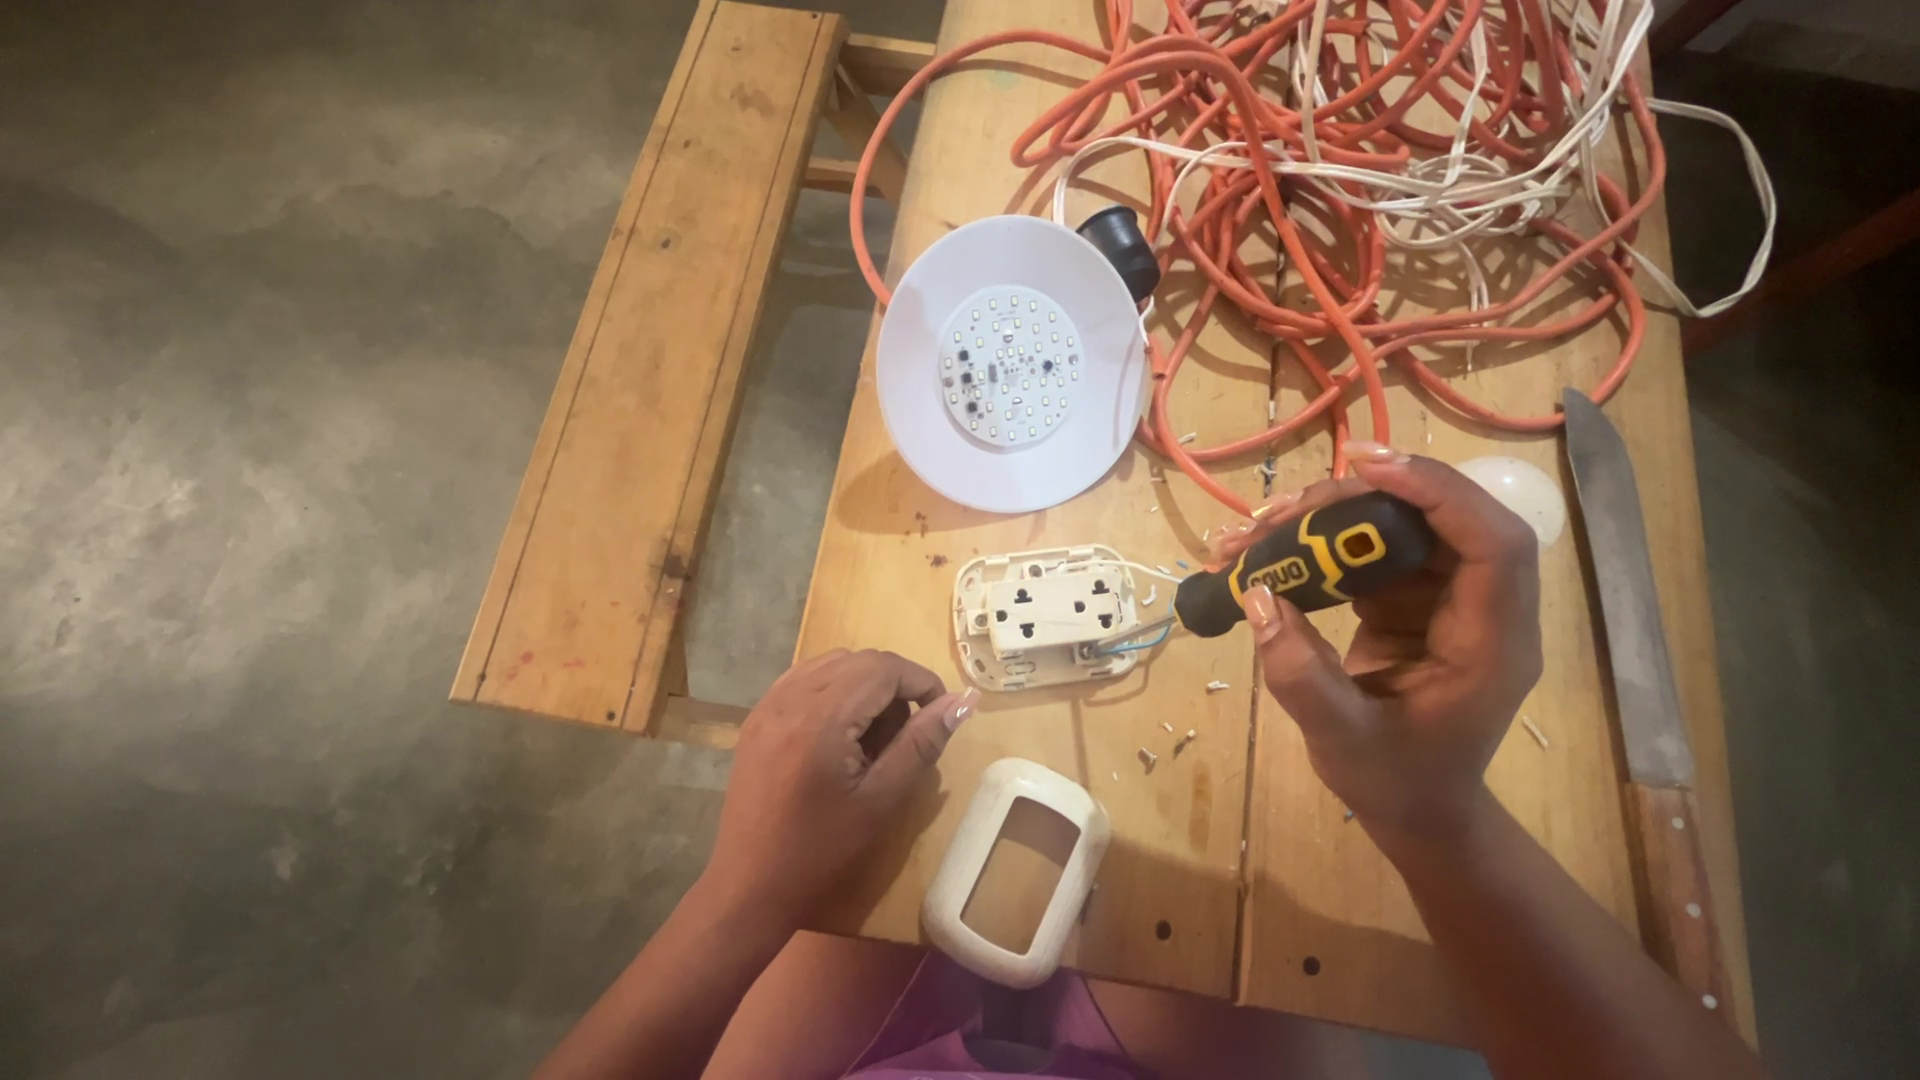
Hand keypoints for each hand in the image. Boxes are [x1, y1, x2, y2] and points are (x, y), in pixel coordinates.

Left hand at [702, 649, 978, 924]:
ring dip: (865, 685)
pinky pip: (805, 678)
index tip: (939, 715)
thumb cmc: (821, 850)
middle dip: (894, 685)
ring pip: (832, 664)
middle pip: (859, 660)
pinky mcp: (757, 717)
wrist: (750, 884)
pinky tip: (840, 732)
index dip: (921, 682)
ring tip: (872, 738)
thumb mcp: (881, 799)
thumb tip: (962, 701)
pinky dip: (834, 690)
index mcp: (820, 718)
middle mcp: (790, 698)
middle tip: (904, 736)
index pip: (883, 668)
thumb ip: (922, 743)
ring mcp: (768, 704)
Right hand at [1220, 440, 1541, 844]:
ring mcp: (1440, 601)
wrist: (1416, 809)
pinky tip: (1263, 550)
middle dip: (1352, 502)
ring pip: (1390, 530)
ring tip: (1253, 530)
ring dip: (1321, 520)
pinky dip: (1312, 547)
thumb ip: (1299, 673)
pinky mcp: (1406, 602)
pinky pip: (1361, 555)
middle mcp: (1475, 608)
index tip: (1366, 468)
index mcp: (1490, 643)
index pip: (1492, 543)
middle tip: (1276, 512)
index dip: (1439, 493)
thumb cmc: (1396, 782)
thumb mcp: (1341, 738)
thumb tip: (1255, 596)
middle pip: (1432, 521)